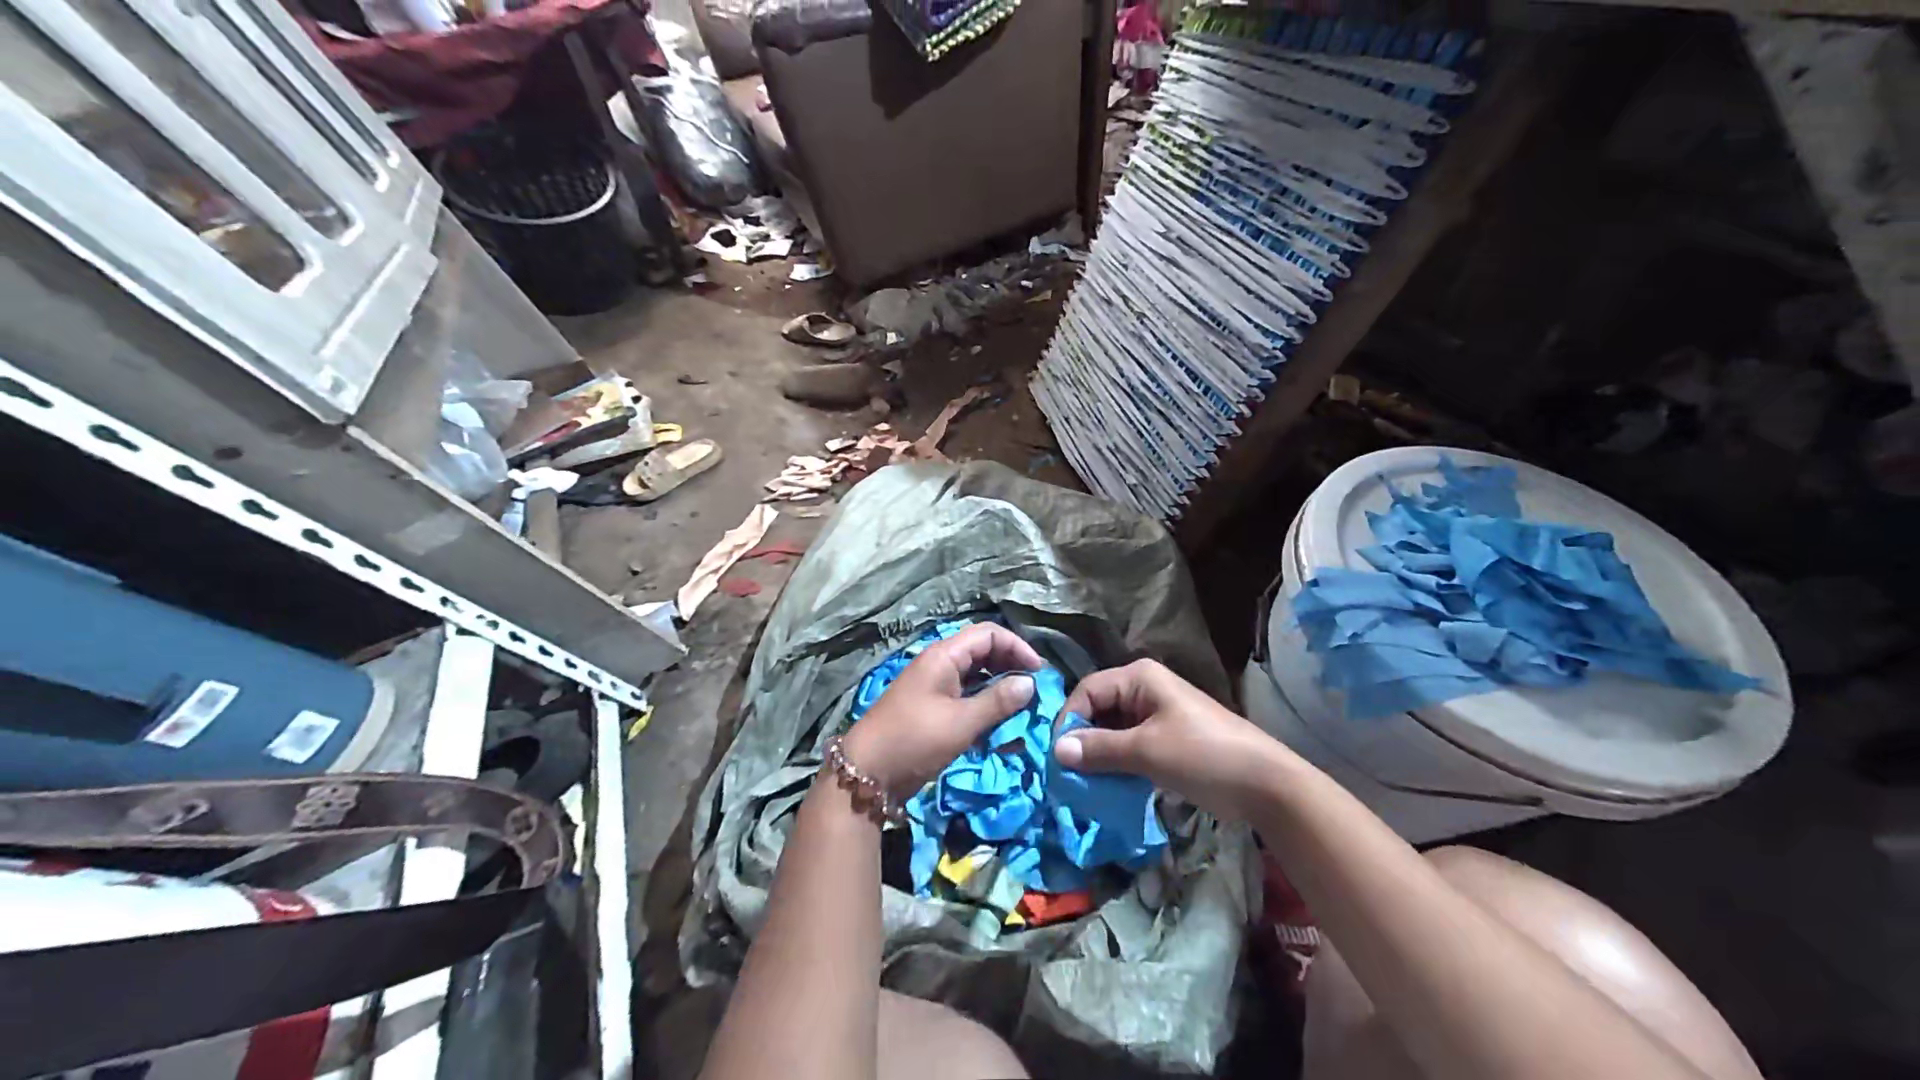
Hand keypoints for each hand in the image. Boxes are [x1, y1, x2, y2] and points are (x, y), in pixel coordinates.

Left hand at [839, 623, 1043, 798]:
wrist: (868, 772)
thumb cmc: (915, 740)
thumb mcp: (961, 722)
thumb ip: (997, 701)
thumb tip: (1030, 683)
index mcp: (944, 656)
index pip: (989, 634)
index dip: (1017, 647)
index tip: (1040, 672)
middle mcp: (940, 664)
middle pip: (983, 652)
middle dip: (1011, 666)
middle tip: (1035, 689)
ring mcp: (935, 687)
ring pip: (976, 676)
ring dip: (1000, 688)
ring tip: (1023, 706)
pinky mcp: (933, 709)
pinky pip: (966, 697)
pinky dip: (985, 705)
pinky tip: (1001, 723)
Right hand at [1053, 659, 1293, 822]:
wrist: (1266, 785)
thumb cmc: (1203, 755)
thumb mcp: (1146, 751)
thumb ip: (1098, 749)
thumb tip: (1056, 752)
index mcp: (1139, 678)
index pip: (1087, 691)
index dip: (1069, 721)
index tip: (1058, 757)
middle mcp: (1144, 689)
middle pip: (1098, 709)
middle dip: (1082, 739)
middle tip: (1067, 773)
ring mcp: (1156, 715)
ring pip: (1112, 730)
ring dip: (1097, 755)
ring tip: (1084, 783)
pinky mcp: (1165, 740)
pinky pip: (1128, 746)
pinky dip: (1115, 763)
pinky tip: (1107, 785)